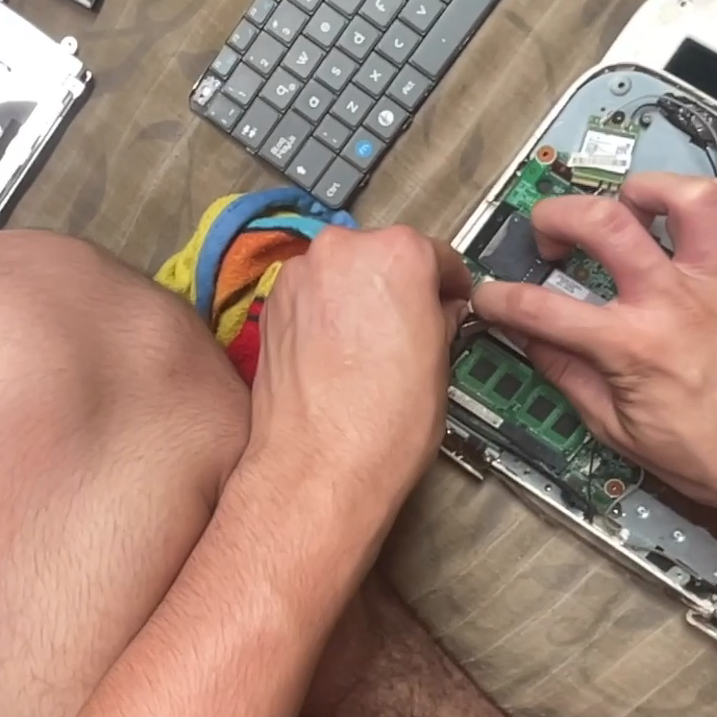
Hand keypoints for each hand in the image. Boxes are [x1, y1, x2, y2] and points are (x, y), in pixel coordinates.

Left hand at [247, 225, 473, 528]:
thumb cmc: (379, 424)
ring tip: (366, 347)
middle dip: (394, 287)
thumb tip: (438, 312)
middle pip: (379, 257)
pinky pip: (307, 298)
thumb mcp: (439, 362)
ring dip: (353, 299)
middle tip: (406, 326)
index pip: (434, 255)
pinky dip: (321, 315)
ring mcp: (298, 277)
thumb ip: (439, 319)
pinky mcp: (269, 306)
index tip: (447, 298)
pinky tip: (334, 354)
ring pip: (339, 275)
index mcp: (396, 255)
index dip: (446, 284)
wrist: (317, 464)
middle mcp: (341, 252)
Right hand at [470, 173, 716, 532]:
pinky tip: (704, 210)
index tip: (489, 299)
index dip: (497, 300)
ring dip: (645, 191)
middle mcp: (676, 302)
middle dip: (555, 216)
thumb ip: (568, 375)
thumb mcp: (618, 430)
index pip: (539, 309)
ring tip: (625, 207)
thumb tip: (533, 342)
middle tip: (549, 238)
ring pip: (688, 199)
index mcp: (632, 347)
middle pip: (604, 223)